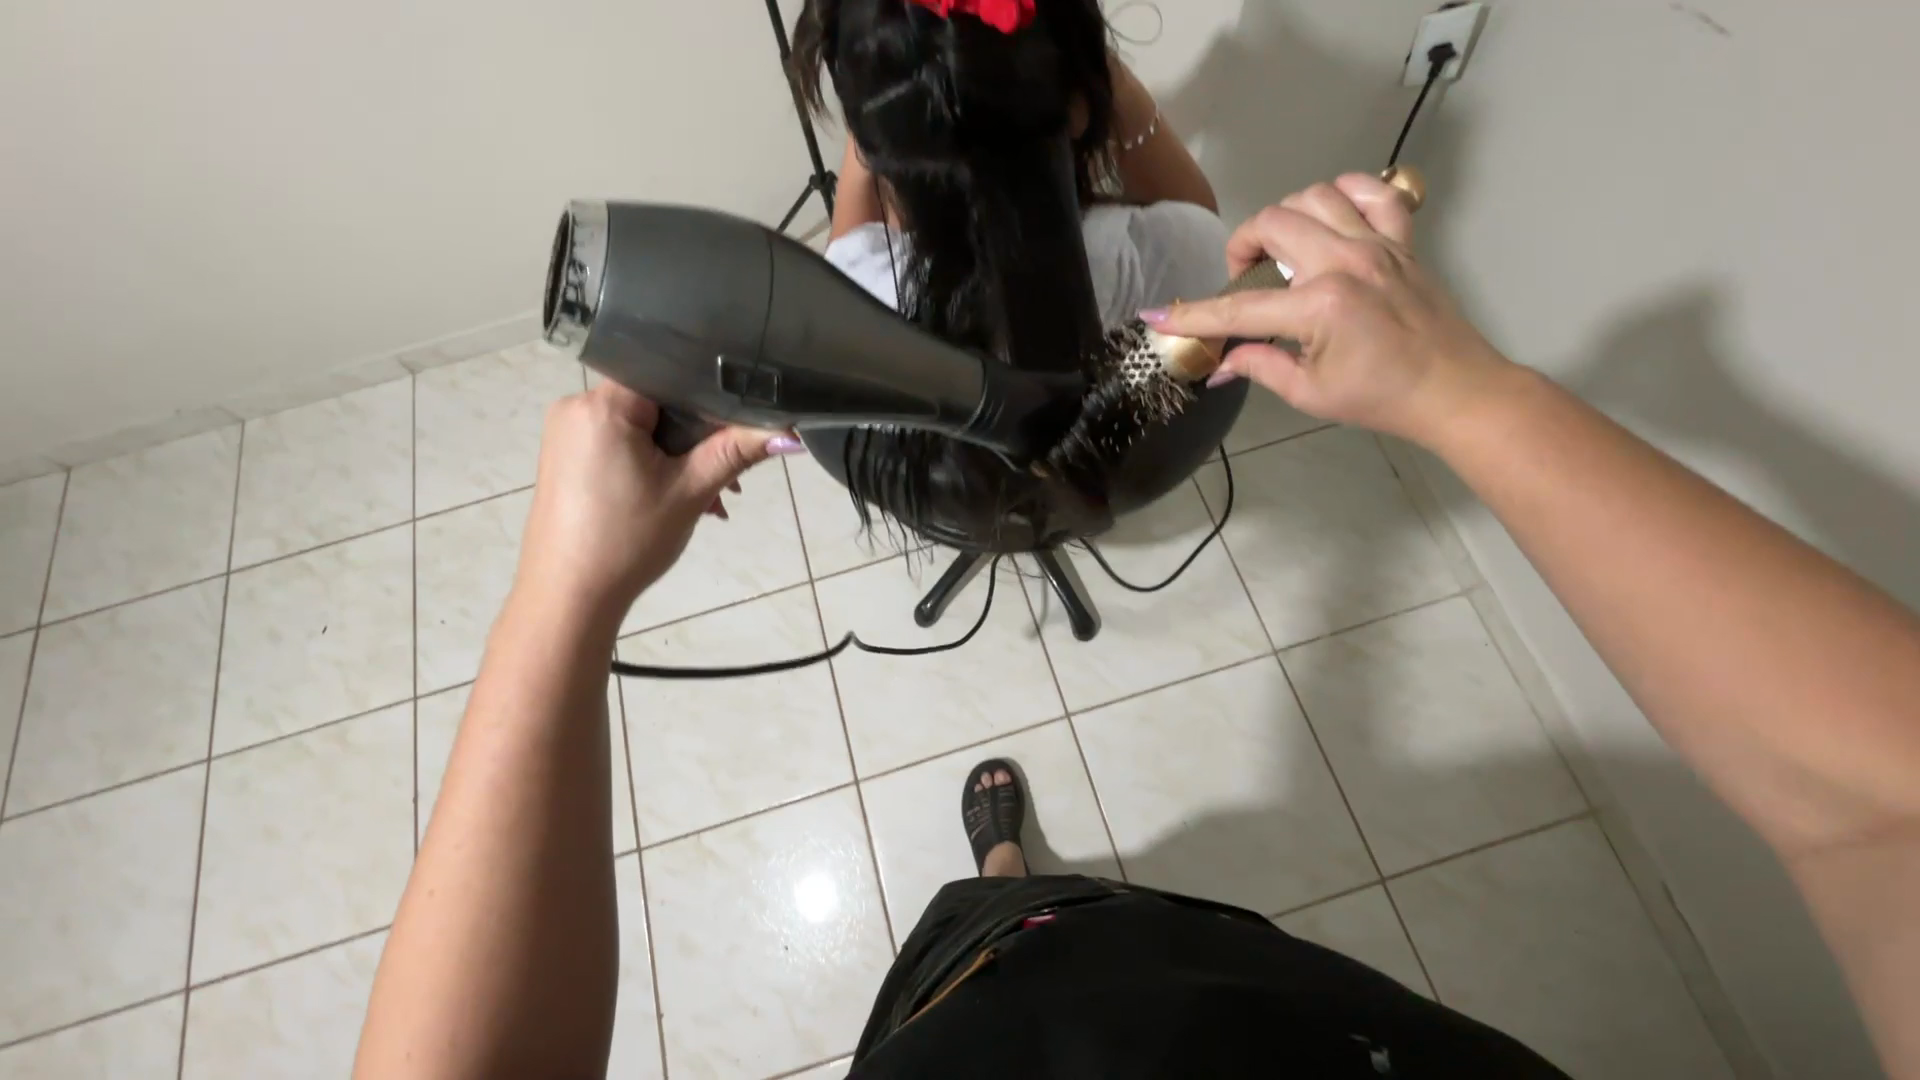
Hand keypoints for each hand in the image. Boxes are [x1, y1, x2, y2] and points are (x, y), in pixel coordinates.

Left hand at [514, 381, 803, 623]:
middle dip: (699, 437)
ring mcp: (568, 434)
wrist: (568, 597)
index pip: (668, 375)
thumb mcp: (691, 491)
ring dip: (681, 456)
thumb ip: (738, 451)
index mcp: (602, 405)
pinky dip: (655, 465)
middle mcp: (577, 407)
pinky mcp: (567, 458)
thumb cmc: (627, 539)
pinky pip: (623, 445)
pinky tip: (679, 498)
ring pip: (643, 427)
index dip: (709, 397)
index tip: (741, 424)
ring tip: (711, 498)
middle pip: (657, 402)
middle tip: (732, 476)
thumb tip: (791, 432)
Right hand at [1142, 173, 1513, 445]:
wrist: (1452, 389)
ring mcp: (1378, 244)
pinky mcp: (1402, 239)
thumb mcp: (1308, 392)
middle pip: (1272, 224)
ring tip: (1282, 249)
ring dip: (1285, 217)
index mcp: (1319, 307)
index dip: (1191, 315)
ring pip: (1315, 196)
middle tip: (1242, 277)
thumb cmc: (1378, 398)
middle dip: (1241, 246)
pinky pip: (1372, 191)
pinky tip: (1331, 216)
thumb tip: (1219, 364)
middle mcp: (1345, 262)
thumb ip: (1259, 366)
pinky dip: (1345, 193)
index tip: (1156, 315)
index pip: (1238, 308)